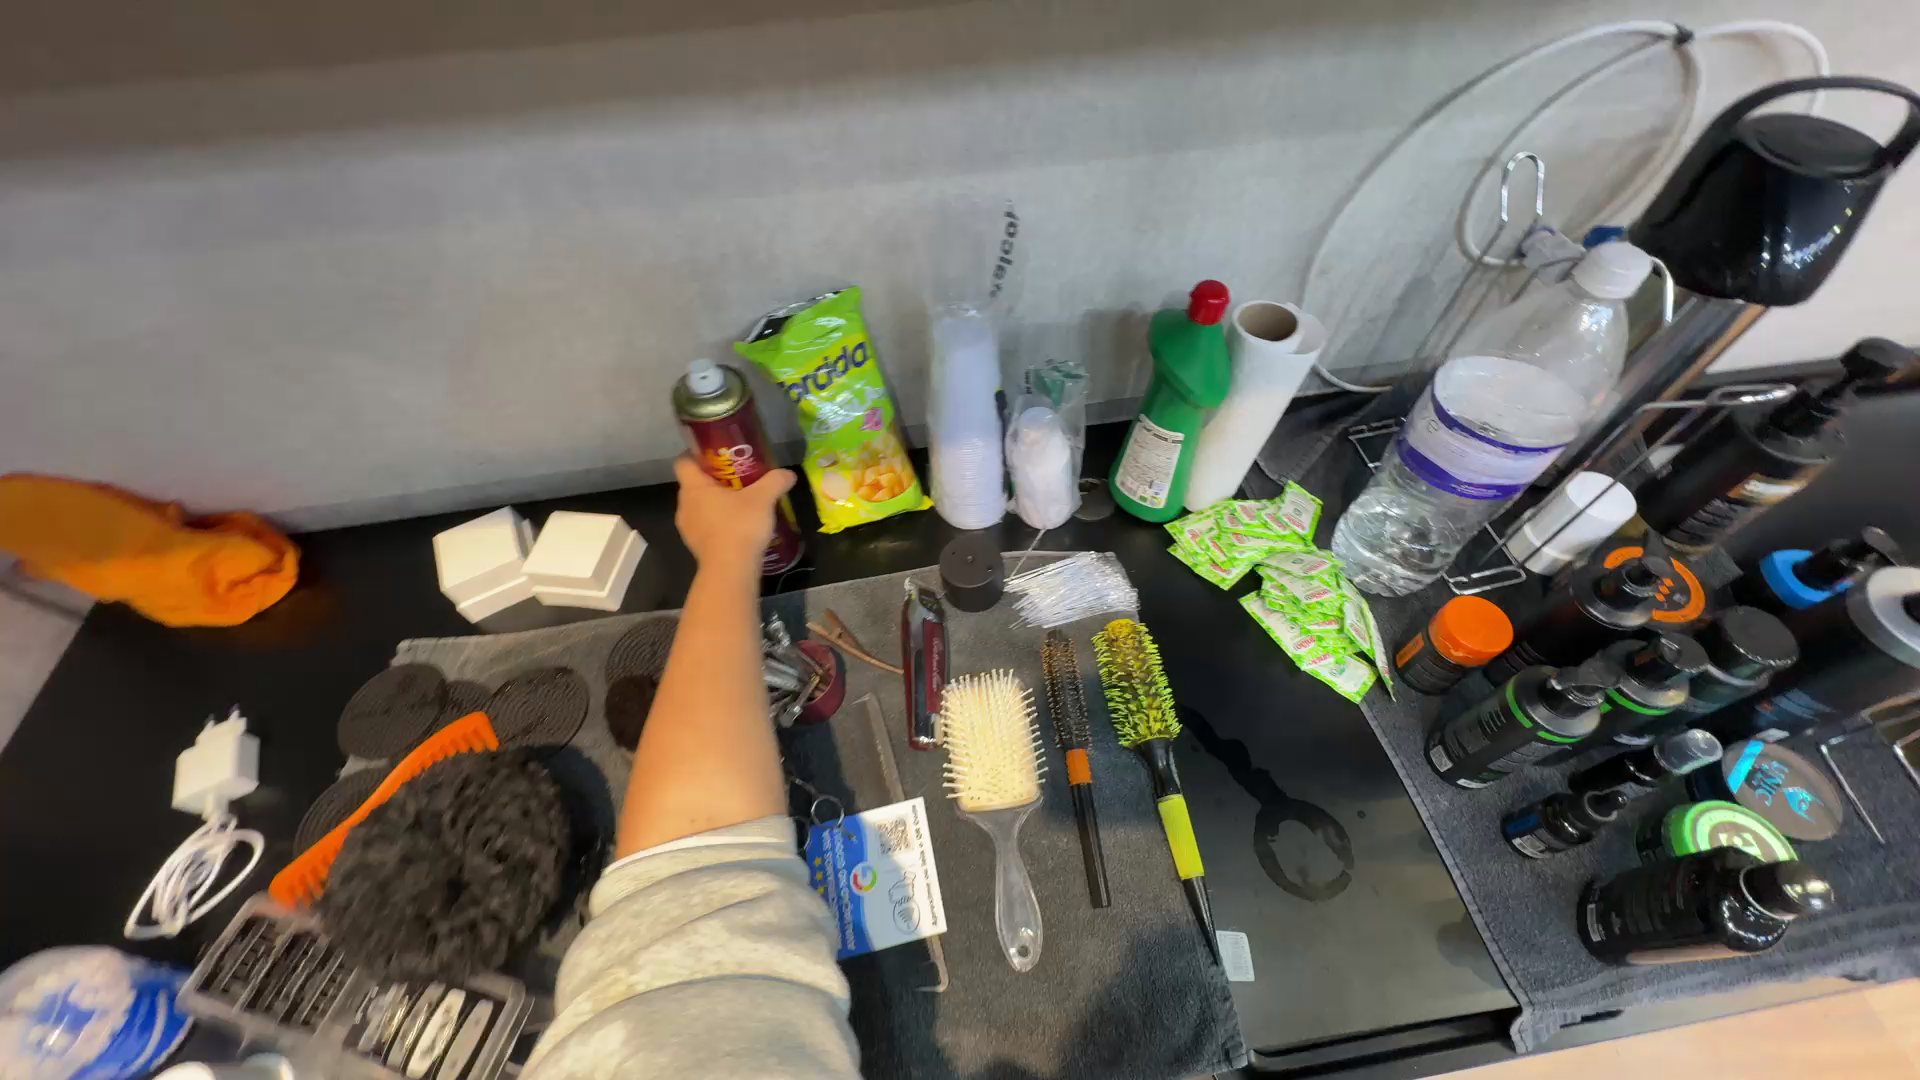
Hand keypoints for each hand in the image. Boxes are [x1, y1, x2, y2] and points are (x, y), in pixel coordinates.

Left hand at [672, 456, 796, 572]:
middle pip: (693, 484)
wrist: (730, 570)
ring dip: (716, 504)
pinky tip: (738, 527)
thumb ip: (775, 481)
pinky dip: (718, 523)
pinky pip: (705, 526)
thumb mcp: (763, 499)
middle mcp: (684, 506)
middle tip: (738, 479)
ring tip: (741, 505)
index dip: (697, 455)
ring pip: (699, 507)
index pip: (683, 462)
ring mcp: (688, 528)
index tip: (717, 456)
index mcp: (694, 488)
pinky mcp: (697, 546)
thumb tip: (789, 473)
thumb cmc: (740, 526)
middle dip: (714, 480)